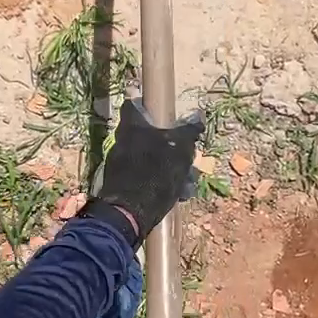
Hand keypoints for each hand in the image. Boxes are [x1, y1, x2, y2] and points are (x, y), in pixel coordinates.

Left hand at [83, 98, 203, 245]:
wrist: (130, 213)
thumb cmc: (155, 173)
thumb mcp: (179, 150)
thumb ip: (188, 132)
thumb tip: (197, 116)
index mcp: (132, 127)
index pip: (132, 105)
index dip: (144, 105)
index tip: (160, 112)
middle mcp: (121, 142)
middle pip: (146, 135)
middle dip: (168, 145)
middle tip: (187, 156)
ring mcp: (119, 164)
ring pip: (149, 159)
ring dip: (169, 167)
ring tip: (188, 182)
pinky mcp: (121, 184)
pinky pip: (145, 177)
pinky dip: (161, 183)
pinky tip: (178, 195)